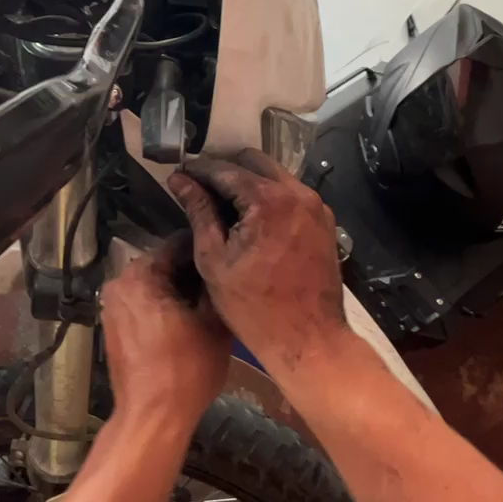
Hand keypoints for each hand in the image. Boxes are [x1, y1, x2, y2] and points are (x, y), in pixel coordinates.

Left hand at [100, 234, 230, 427]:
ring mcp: (113, 305)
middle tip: (221, 282)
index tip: (228, 256)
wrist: (151, 417)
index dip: (206, 249)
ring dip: (177, 291)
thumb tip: (219, 265)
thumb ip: (215, 286)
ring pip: (153, 285)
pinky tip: (187, 321)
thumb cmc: (185, 369)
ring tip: (208, 302)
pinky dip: (163, 307)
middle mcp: (120, 281)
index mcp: (141, 273)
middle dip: (191, 272)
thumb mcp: (214, 324)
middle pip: (163, 264)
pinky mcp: (113, 326)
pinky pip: (143, 304)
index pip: (178, 244)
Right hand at [167, 150, 348, 374]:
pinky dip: (268, 196)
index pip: (225, 169)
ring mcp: (315, 206)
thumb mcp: (214, 258)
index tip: (179, 174)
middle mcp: (297, 193)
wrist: (307, 340)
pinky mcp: (324, 221)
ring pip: (274, 175)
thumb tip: (179, 181)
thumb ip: (198, 212)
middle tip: (199, 186)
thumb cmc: (253, 306)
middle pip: (253, 161)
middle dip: (224, 168)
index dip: (198, 169)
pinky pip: (290, 194)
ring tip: (221, 203)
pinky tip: (250, 218)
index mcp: (268, 200)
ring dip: (247, 181)